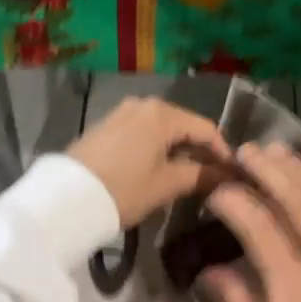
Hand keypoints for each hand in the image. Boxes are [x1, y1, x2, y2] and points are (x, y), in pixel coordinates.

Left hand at [67, 97, 228, 227]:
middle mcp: (144, 104)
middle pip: (183, 124)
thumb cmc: (123, 189)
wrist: (67, 197)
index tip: (233, 173)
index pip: (205, 127)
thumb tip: (224, 175)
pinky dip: (157, 146)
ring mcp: (123, 112)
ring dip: (178, 148)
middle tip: (213, 176)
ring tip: (189, 174)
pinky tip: (160, 167)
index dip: (222, 150)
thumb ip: (198, 176)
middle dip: (200, 149)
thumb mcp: (164, 185)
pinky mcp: (107, 125)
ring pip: (162, 128)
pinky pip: (143, 131)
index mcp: (162, 113)